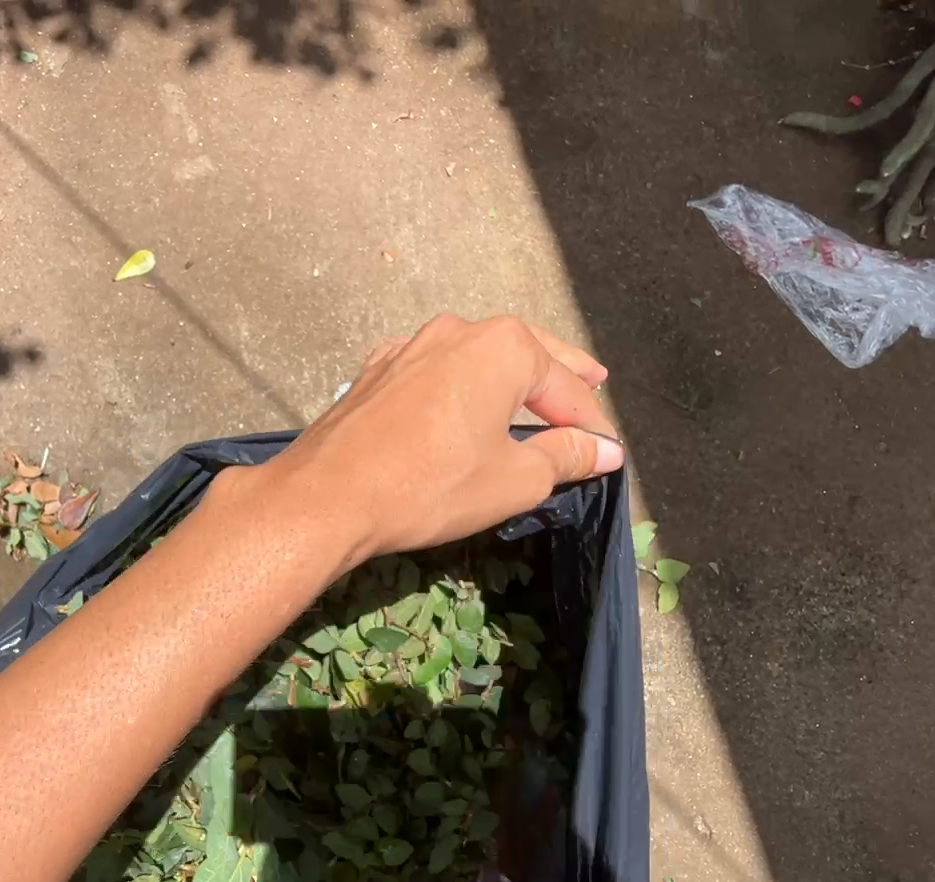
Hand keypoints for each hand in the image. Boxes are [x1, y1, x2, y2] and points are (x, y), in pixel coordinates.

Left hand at [257, 315, 621, 562]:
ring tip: (529, 390)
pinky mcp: (372, 373)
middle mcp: (454, 332)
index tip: (608, 450)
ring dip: (503, 375)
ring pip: (472, 357)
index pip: (564, 387)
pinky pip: (431, 373)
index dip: (590, 422)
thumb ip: (565, 456)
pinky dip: (455, 384)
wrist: (326, 496)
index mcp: (501, 347)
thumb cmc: (430, 486)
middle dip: (558, 375)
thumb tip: (603, 449)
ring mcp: (406, 348)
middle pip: (522, 354)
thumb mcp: (514, 480)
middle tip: (593, 380)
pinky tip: (457, 397)